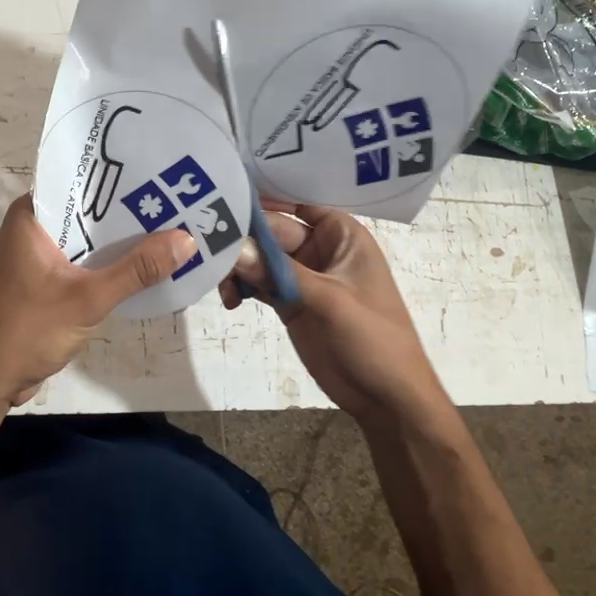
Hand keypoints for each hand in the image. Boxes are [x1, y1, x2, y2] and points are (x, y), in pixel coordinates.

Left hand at [0, 195, 196, 408]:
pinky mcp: (48, 281)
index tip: (165, 169)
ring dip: (126, 241)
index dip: (124, 176)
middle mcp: (35, 227)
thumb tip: (187, 239)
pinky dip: (113, 265)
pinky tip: (150, 266)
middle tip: (183, 199)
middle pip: (91, 211)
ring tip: (178, 227)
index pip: (83, 181)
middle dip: (132, 210)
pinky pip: (87, 263)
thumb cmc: (25, 331)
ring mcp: (41, 256)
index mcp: (32, 216)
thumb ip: (137, 270)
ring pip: (92, 239)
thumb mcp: (88, 299)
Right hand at [219, 199, 431, 428]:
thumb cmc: (373, 340)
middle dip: (241, 238)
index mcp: (341, 234)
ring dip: (237, 266)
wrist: (386, 400)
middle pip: (270, 230)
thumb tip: (234, 249)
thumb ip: (281, 274)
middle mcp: (319, 248)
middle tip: (208, 251)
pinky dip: (240, 286)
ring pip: (258, 257)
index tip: (223, 195)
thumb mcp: (330, 301)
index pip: (296, 201)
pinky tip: (229, 301)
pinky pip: (257, 282)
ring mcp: (302, 275)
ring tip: (224, 289)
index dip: (263, 196)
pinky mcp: (288, 301)